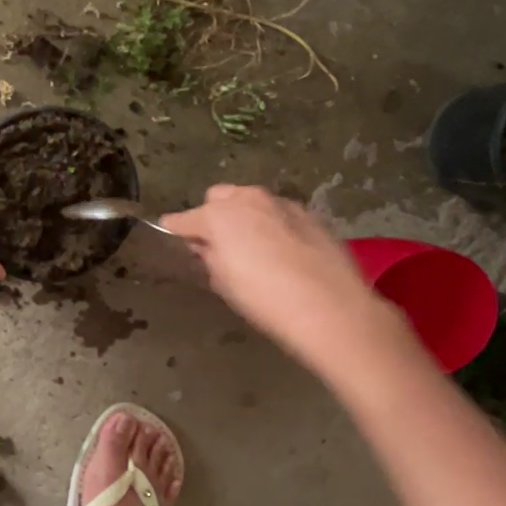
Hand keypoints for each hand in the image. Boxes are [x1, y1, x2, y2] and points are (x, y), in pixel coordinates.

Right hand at [160, 185, 416, 373]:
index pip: (182, 218)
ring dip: (245, 217)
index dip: (175, 230)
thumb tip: (206, 246)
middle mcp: (248, 200)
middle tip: (218, 244)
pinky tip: (282, 252)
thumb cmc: (264, 298)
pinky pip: (279, 214)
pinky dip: (273, 225)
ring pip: (251, 202)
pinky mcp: (311, 215)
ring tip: (252, 247)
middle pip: (218, 197)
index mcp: (217, 215)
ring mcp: (282, 204)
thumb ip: (208, 256)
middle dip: (213, 215)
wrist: (330, 308)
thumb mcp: (222, 282)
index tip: (174, 239)